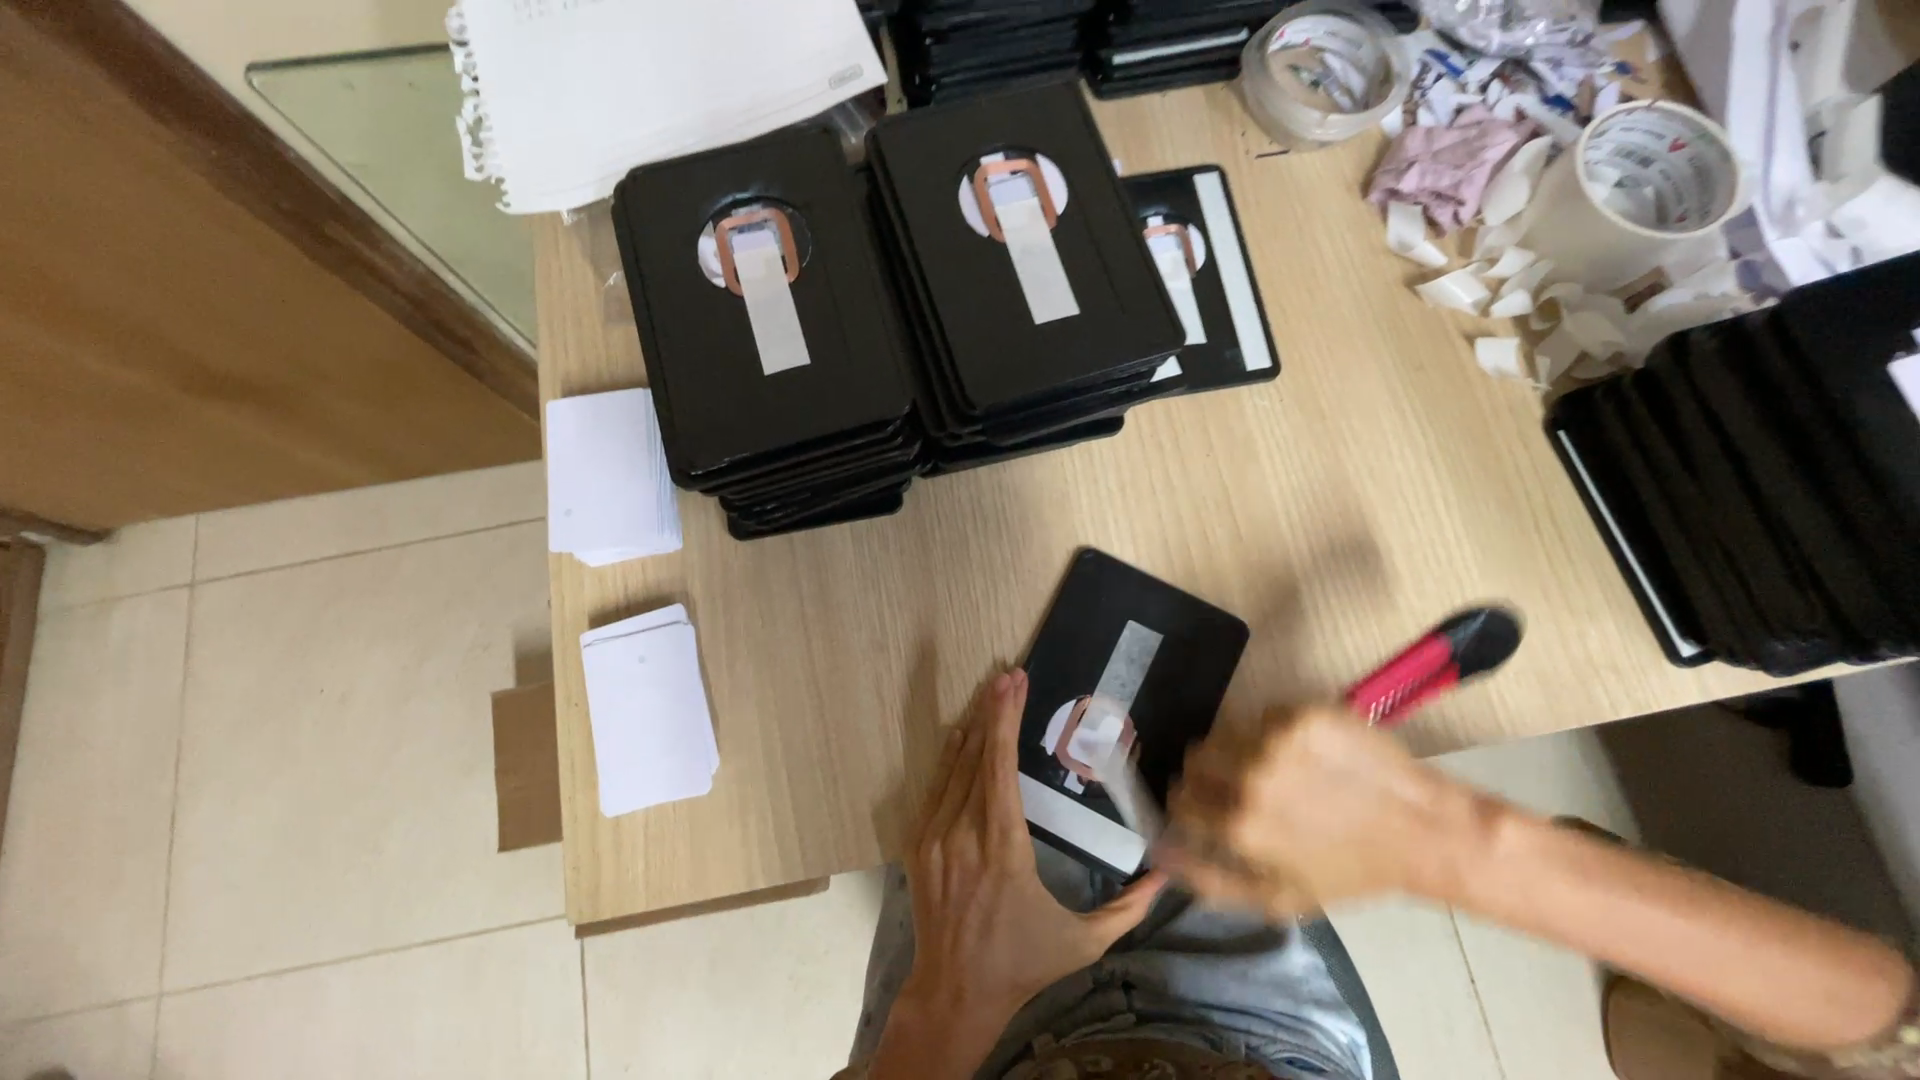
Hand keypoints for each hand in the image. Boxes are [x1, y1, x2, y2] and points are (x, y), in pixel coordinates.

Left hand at [880, 670, 1166, 1068]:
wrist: (953, 991)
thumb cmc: (1022, 962)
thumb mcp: (1083, 941)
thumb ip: (1129, 908)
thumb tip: (1170, 877)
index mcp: (1002, 847)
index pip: (999, 767)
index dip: (1005, 720)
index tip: (1014, 684)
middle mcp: (962, 833)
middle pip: (976, 755)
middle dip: (992, 709)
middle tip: (1008, 674)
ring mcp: (934, 837)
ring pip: (952, 766)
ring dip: (972, 727)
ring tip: (990, 693)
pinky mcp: (917, 844)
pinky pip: (934, 788)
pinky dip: (950, 757)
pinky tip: (962, 733)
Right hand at [1161, 703, 1491, 916]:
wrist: (1423, 831)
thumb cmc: (1348, 871)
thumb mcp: (1276, 897)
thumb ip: (1208, 879)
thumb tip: (1159, 852)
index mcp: (1239, 824)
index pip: (1181, 796)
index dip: (1191, 801)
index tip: (1206, 805)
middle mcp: (1250, 776)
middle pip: (1197, 756)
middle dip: (1210, 771)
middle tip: (1240, 784)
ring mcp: (1277, 739)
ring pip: (1230, 730)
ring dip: (1243, 747)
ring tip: (1278, 767)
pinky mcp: (1304, 713)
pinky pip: (1267, 714)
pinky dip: (1277, 731)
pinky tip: (1307, 753)